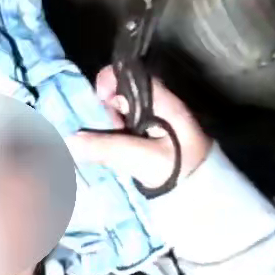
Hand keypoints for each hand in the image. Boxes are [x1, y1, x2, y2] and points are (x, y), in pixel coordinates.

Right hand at [70, 67, 211, 191]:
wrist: (204, 199)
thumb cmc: (178, 170)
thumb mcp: (142, 158)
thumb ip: (107, 147)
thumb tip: (70, 141)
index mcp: (162, 102)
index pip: (132, 75)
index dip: (111, 80)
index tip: (99, 100)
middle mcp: (158, 106)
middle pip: (122, 93)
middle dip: (105, 108)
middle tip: (104, 130)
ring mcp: (154, 122)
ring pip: (120, 111)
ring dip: (107, 124)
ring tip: (103, 144)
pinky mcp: (149, 139)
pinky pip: (124, 128)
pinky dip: (112, 135)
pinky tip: (108, 149)